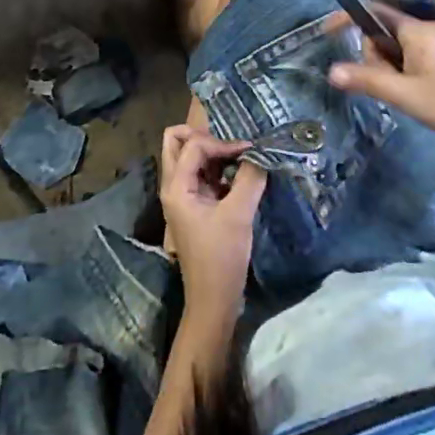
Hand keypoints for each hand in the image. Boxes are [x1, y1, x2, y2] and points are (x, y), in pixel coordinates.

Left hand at [159, 124, 266, 314]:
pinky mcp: (195, 204)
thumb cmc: (221, 257)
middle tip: (232, 145)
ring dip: (212, 151)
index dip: (223, 143)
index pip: (195, 145)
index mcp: (176, 187)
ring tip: (240, 158)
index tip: (250, 152)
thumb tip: (262, 153)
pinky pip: (201, 172)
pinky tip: (239, 175)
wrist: (213, 298)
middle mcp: (173, 186)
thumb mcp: (239, 214)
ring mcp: (182, 195)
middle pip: (176, 142)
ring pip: (188, 156)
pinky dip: (217, 167)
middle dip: (204, 135)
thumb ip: (250, 178)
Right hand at [328, 4, 434, 157]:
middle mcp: (427, 30)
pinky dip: (401, 72)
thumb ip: (365, 80)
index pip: (373, 11)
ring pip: (396, 48)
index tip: (326, 32)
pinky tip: (410, 95)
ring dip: (387, 68)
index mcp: (417, 30)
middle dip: (373, 56)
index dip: (348, 19)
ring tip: (400, 94)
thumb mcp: (402, 94)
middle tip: (383, 85)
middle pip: (383, 32)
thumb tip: (331, 71)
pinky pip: (410, 56)